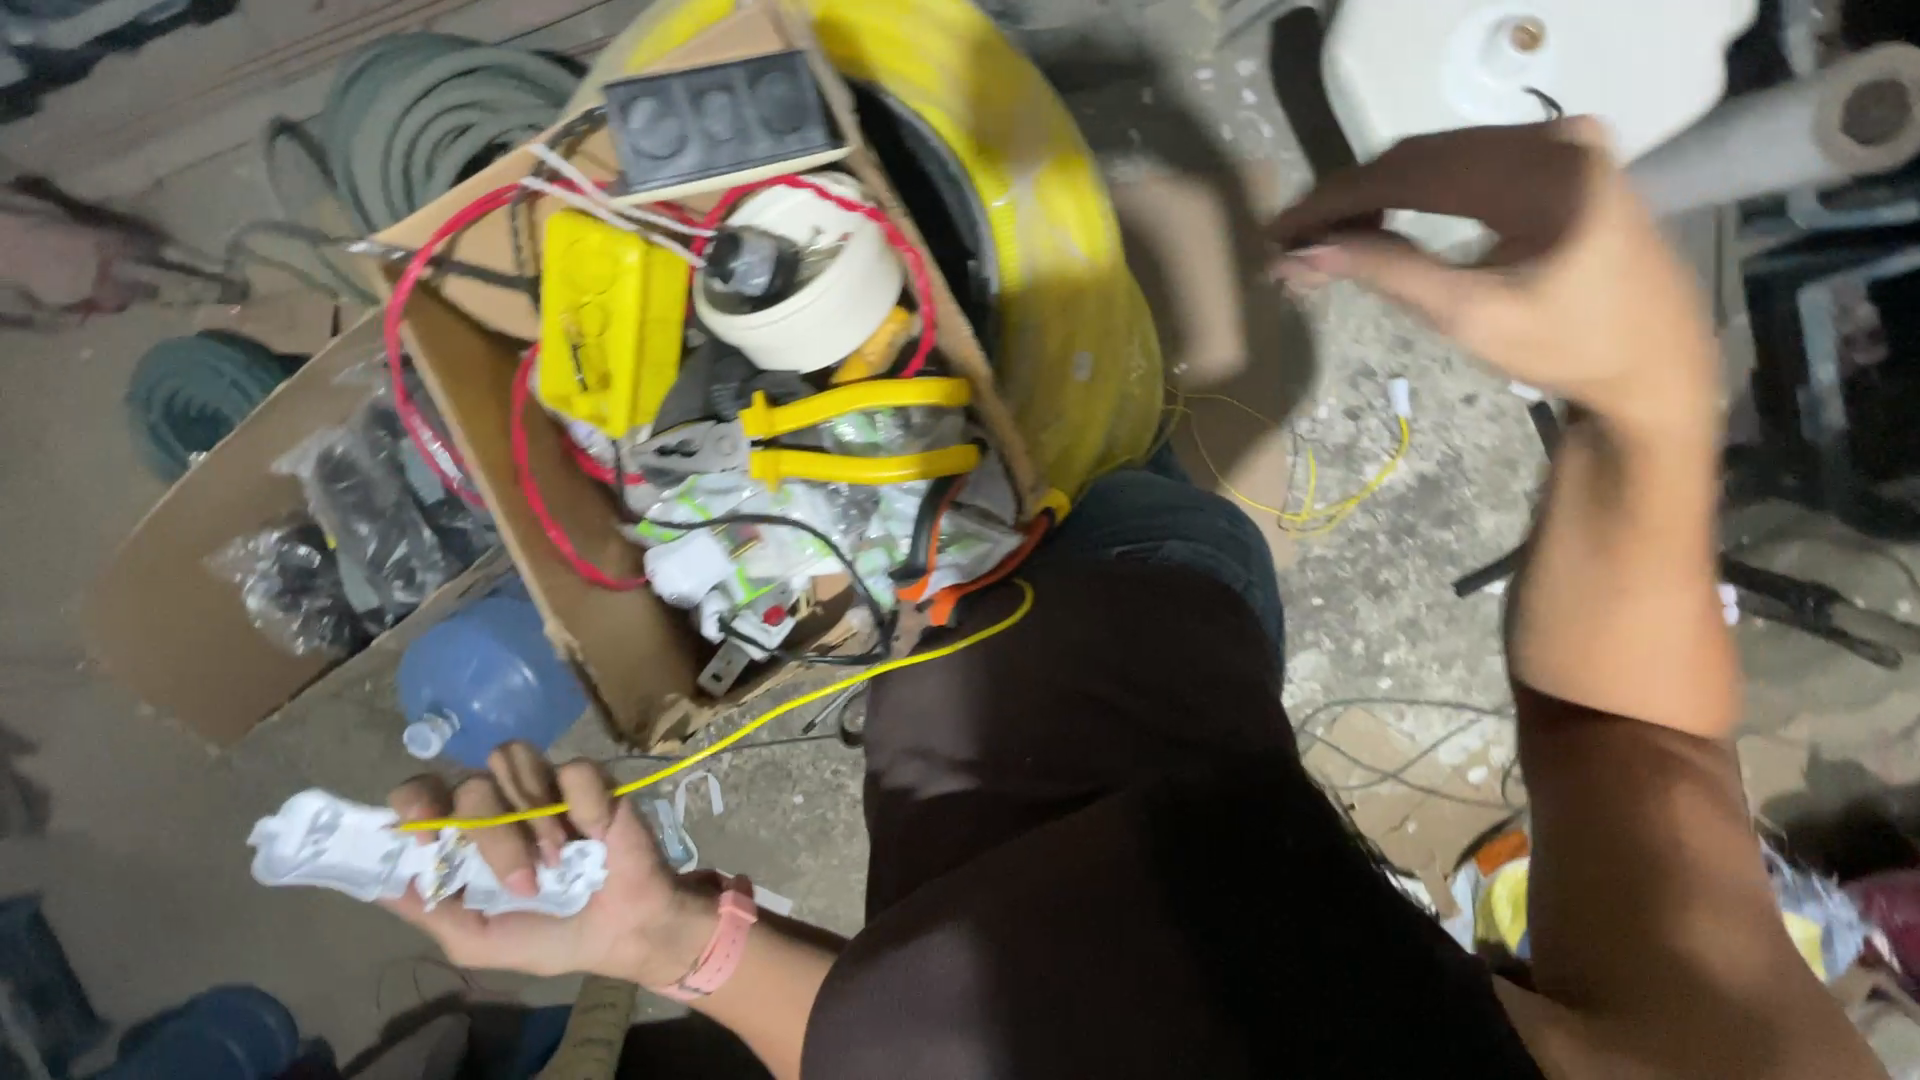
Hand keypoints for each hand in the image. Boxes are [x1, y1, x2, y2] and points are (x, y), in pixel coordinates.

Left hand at [383, 743, 717, 986]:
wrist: (622, 928)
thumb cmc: (549, 935)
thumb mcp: (476, 940)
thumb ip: (430, 910)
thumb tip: (376, 883)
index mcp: (468, 836)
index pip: (422, 790)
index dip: (418, 802)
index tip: (430, 840)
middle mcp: (502, 803)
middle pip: (471, 785)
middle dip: (494, 837)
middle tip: (524, 882)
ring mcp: (546, 787)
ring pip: (515, 760)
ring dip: (534, 818)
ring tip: (558, 858)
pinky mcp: (593, 780)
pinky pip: (574, 770)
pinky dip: (582, 806)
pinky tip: (595, 835)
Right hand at [1267, 118, 1719, 440]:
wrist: (1654, 359)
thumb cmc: (1568, 346)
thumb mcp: (1469, 314)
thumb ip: (1386, 273)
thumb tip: (1302, 255)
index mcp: (1541, 169)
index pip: (1409, 172)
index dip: (1334, 201)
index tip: (1278, 232)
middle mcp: (1550, 136)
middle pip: (1418, 156)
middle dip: (1345, 199)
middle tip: (1290, 241)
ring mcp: (1555, 144)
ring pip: (1433, 159)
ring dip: (1370, 196)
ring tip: (1319, 238)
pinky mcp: (1552, 161)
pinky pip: (1459, 168)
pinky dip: (1407, 195)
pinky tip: (1373, 223)